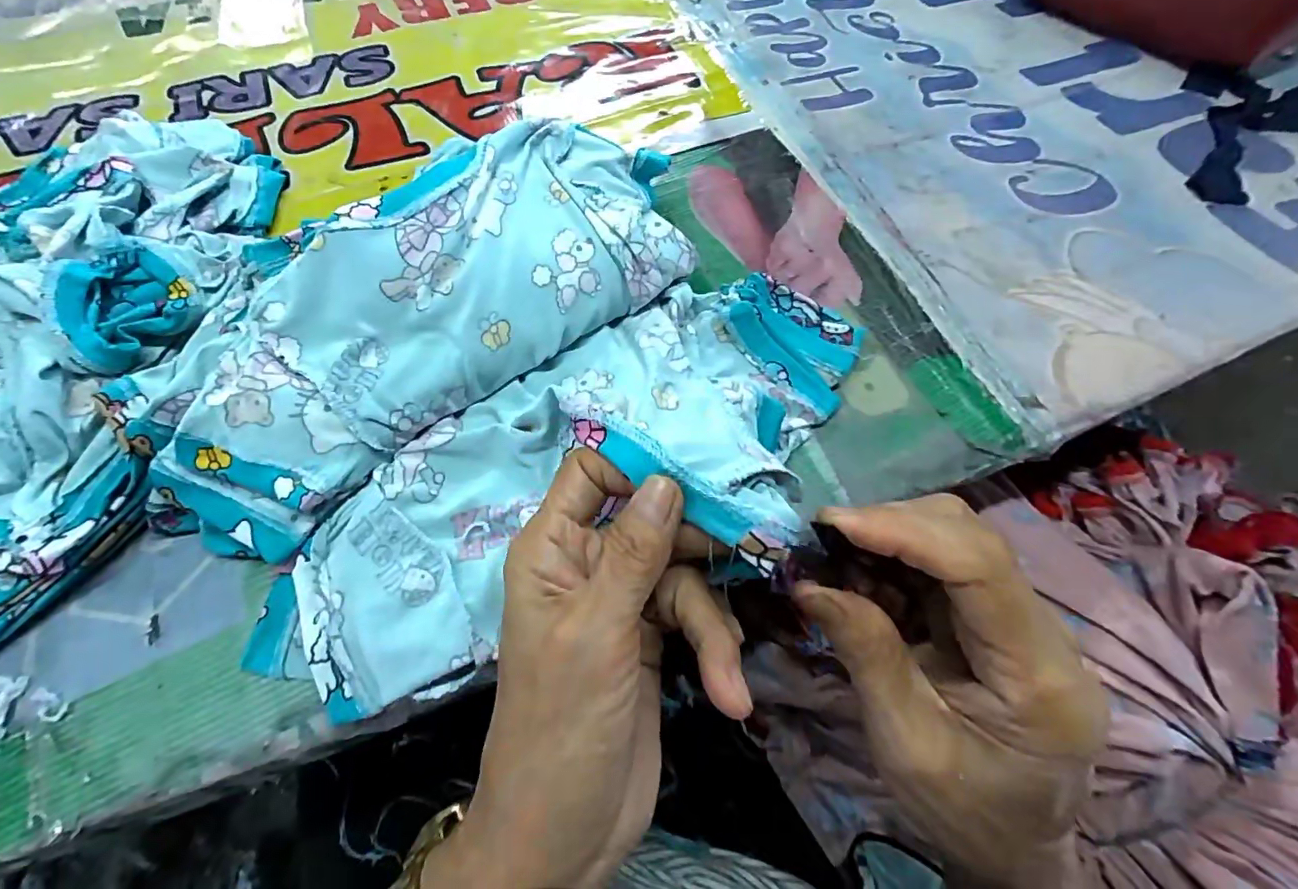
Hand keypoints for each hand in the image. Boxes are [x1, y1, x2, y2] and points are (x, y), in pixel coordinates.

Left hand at [423, 450, 751, 888]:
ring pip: (680, 576)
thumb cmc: (562, 720)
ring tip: (724, 680)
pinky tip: (728, 696)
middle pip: (650, 522)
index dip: (634, 468)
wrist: (564, 829)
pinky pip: (690, 617)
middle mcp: (584, 563)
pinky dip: (713, 651)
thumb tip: (664, 480)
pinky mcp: (648, 638)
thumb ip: (632, 553)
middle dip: (696, 549)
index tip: (693, 476)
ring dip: (709, 625)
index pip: (588, 475)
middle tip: (745, 555)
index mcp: (551, 547)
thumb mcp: (598, 630)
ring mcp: (619, 602)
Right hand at [795, 496, 1106, 886]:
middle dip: (889, 523)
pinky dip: (890, 554)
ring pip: (955, 536)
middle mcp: (1043, 632)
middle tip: (820, 539)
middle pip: (971, 536)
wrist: (1010, 845)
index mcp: (1039, 674)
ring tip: (833, 557)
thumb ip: (866, 654)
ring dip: (887, 534)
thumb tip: (808, 582)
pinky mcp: (991, 617)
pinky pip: (940, 559)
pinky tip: (858, 575)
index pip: (981, 567)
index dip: (904, 530)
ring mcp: (1020, 620)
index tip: (831, 523)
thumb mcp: (905, 741)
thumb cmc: (963, 808)